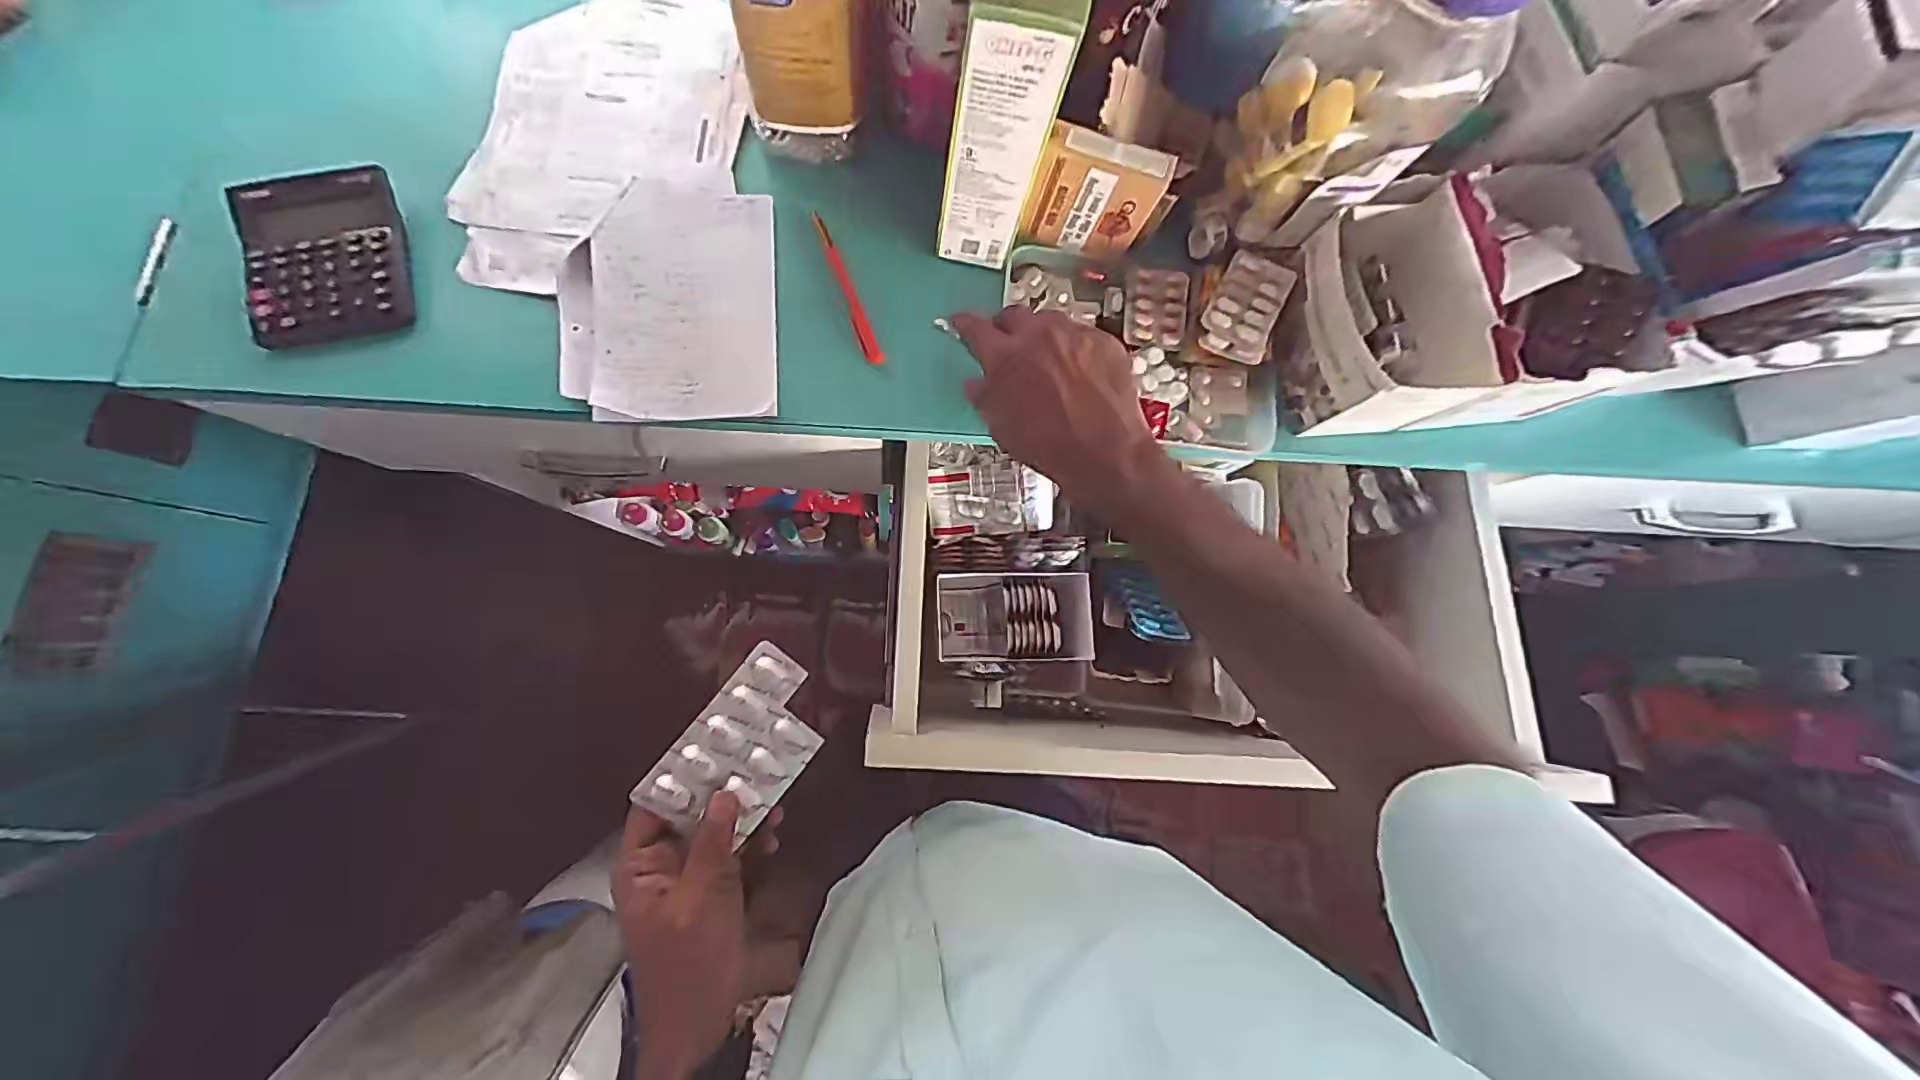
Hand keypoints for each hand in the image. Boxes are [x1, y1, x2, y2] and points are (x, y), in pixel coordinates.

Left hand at [610, 792, 783, 1079]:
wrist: (703, 1022)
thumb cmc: (688, 965)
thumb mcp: (700, 898)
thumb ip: (713, 843)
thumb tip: (725, 794)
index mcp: (642, 866)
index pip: (653, 806)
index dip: (679, 777)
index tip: (711, 751)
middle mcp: (664, 864)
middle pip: (689, 813)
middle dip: (721, 793)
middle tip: (751, 767)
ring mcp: (692, 877)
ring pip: (716, 830)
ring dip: (743, 815)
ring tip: (771, 799)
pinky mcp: (716, 889)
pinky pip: (734, 852)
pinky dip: (753, 840)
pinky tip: (772, 832)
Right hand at [950, 306, 1158, 507]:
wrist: (1105, 452)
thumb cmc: (1053, 446)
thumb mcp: (1003, 427)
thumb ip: (985, 397)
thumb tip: (976, 385)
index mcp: (1006, 358)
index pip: (975, 328)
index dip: (965, 324)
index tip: (962, 323)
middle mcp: (1039, 337)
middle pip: (1014, 315)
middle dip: (1006, 326)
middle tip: (1007, 342)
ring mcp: (1074, 336)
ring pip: (1050, 321)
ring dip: (1042, 335)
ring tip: (1045, 361)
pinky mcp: (1103, 342)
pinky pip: (1081, 334)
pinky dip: (1073, 347)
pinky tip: (1076, 371)